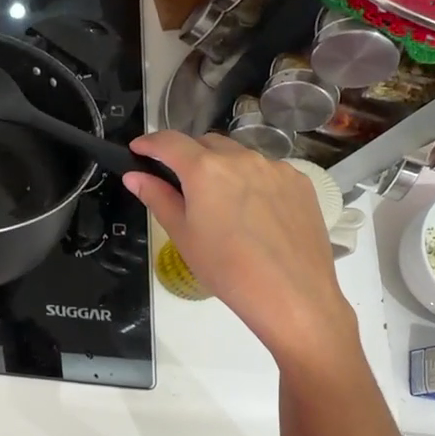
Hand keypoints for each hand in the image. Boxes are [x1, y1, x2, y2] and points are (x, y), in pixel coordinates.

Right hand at [121, 131, 352, 362]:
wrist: (292, 294)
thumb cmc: (225, 268)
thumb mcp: (181, 234)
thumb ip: (157, 197)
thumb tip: (135, 176)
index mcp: (205, 170)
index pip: (169, 141)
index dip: (149, 142)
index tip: (138, 150)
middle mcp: (242, 158)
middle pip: (205, 142)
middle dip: (187, 154)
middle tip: (177, 181)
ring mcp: (276, 168)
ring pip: (238, 155)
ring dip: (220, 166)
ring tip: (218, 200)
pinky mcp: (300, 183)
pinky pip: (266, 170)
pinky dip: (250, 179)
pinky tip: (251, 210)